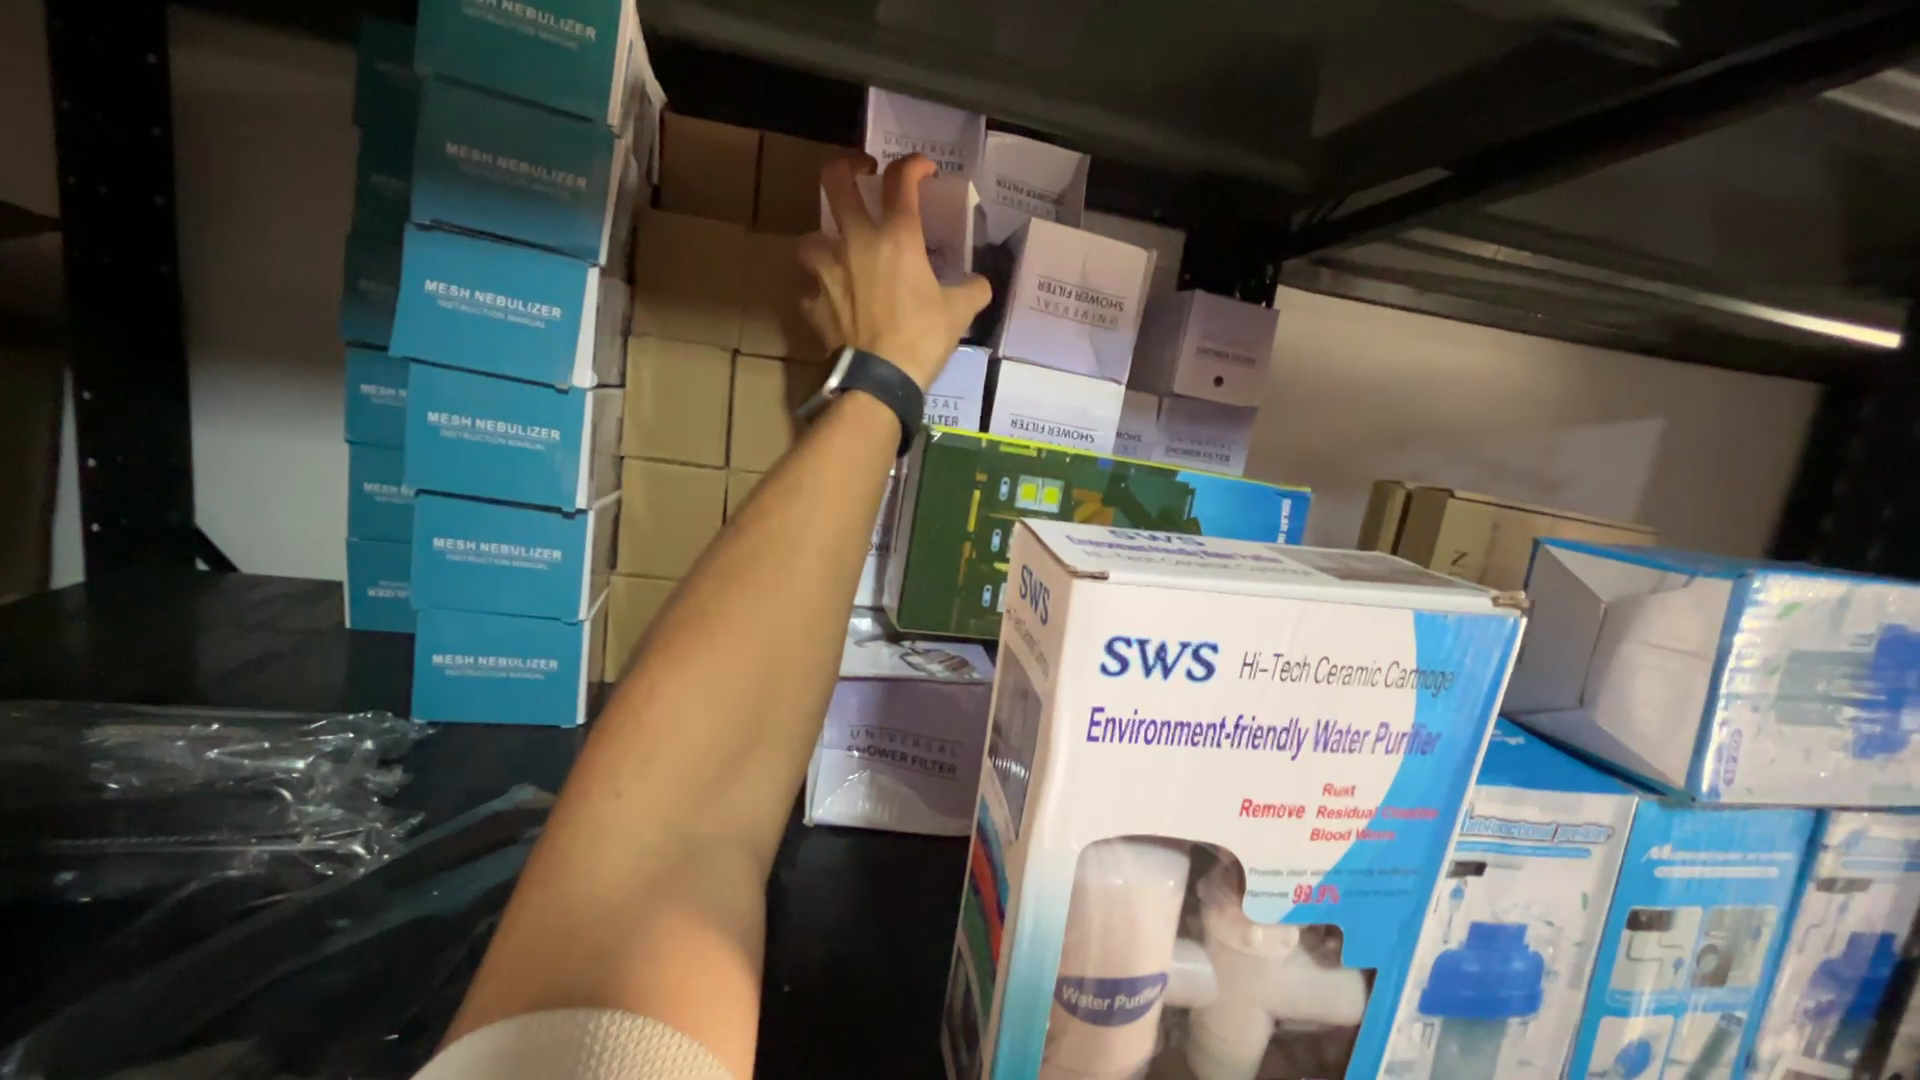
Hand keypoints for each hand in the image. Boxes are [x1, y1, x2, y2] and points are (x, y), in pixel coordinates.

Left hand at [798, 153, 992, 390]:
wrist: (879, 379)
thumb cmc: (922, 337)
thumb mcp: (960, 312)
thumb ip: (972, 289)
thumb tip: (980, 284)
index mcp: (897, 236)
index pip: (901, 179)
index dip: (913, 165)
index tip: (923, 169)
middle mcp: (856, 242)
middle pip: (835, 181)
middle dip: (845, 168)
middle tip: (858, 174)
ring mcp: (828, 270)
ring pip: (811, 237)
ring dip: (823, 241)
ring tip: (837, 252)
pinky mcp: (813, 303)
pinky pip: (811, 290)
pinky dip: (820, 293)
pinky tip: (833, 303)